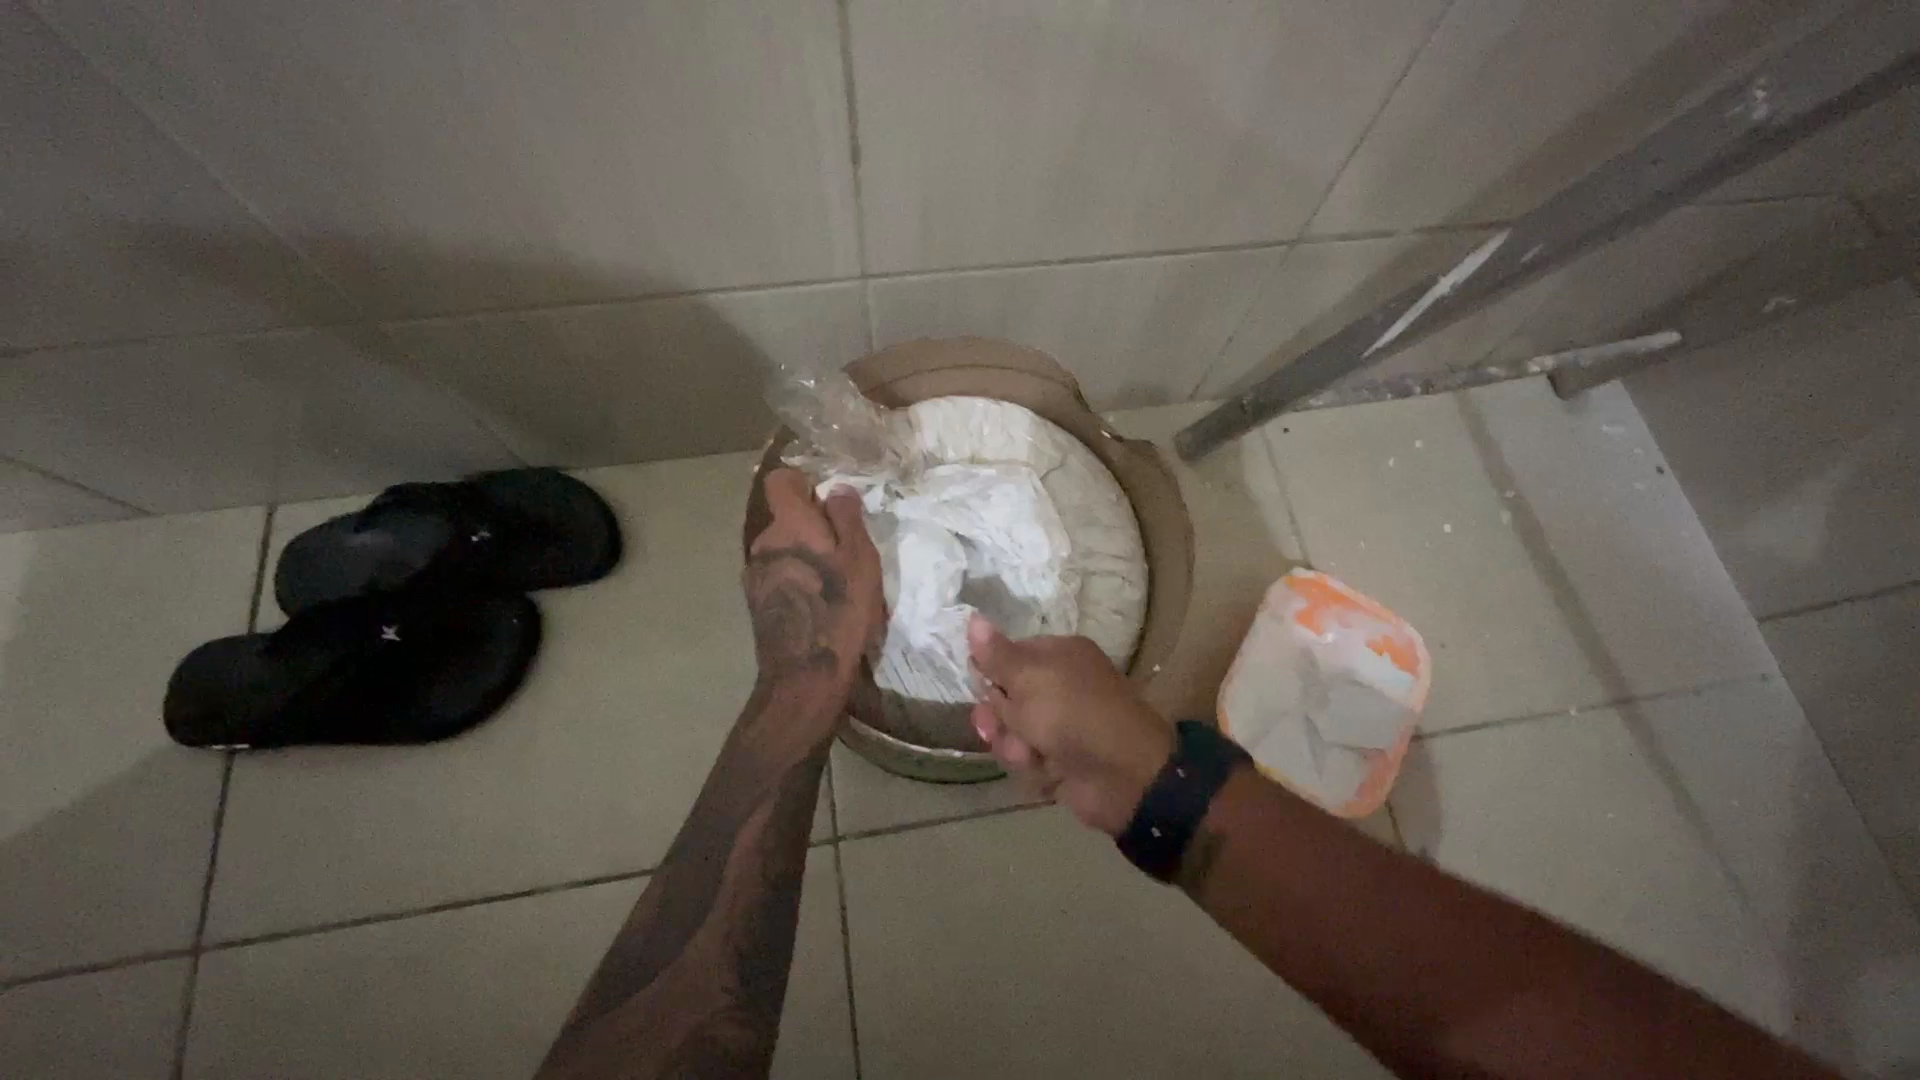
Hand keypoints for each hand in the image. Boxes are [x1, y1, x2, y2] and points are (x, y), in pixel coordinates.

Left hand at [745, 469, 884, 693]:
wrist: (806, 675)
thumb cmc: (841, 610)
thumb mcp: (860, 559)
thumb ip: (847, 519)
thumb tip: (836, 489)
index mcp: (789, 525)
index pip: (780, 481)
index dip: (803, 484)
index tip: (828, 504)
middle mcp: (763, 543)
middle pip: (784, 519)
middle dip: (810, 526)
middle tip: (844, 550)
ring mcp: (754, 575)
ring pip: (781, 549)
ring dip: (803, 556)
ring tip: (834, 582)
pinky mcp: (756, 603)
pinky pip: (777, 575)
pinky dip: (795, 579)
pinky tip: (818, 604)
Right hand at [968, 616, 1174, 834]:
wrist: (1123, 775)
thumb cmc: (1073, 713)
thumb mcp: (1028, 677)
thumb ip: (996, 654)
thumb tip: (972, 617)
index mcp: (1060, 656)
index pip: (1011, 655)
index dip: (991, 673)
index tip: (980, 685)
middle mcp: (1061, 687)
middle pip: (1006, 698)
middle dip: (997, 716)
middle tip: (994, 726)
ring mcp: (1062, 726)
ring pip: (1012, 732)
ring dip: (1013, 745)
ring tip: (1027, 754)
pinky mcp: (1061, 761)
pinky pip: (1029, 761)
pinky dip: (1032, 768)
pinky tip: (1046, 772)